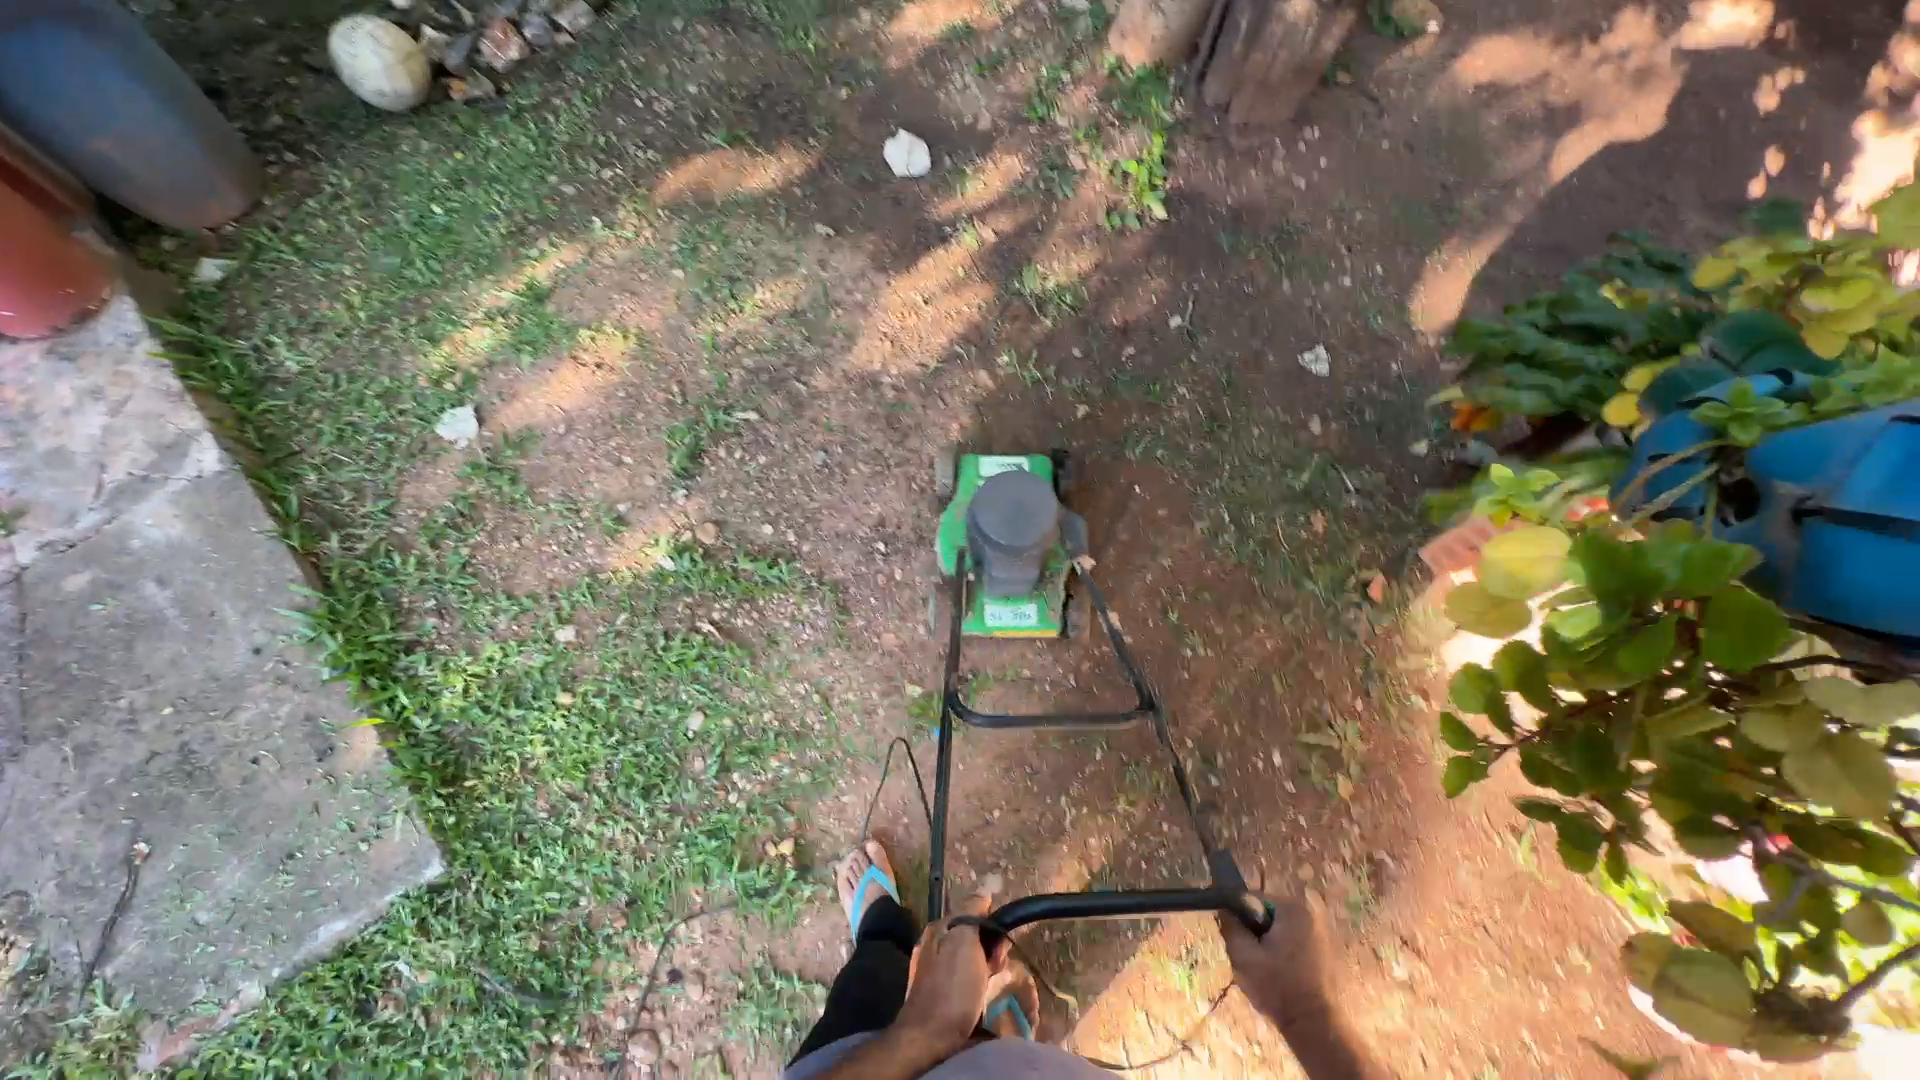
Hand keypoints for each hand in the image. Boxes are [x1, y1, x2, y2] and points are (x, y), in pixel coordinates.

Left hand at [895, 895, 1004, 1054]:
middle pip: (974, 937)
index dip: (991, 926)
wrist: (931, 1037)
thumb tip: (983, 891)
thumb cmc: (951, 986)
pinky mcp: (942, 993)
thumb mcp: (963, 940)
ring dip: (986, 969)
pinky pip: (967, 979)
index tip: (1000, 944)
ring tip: (989, 985)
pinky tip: (981, 996)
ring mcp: (936, 970)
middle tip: (995, 967)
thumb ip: (972, 911)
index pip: (973, 912)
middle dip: (990, 950)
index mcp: (938, 927)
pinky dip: (978, 985)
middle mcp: (934, 944)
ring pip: (973, 960)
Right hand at [1218, 890, 1335, 1028]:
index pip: (1253, 900)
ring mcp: (1323, 934)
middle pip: (1268, 915)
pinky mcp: (1328, 953)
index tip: (1239, 942)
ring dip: (1270, 946)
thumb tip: (1224, 909)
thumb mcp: (1243, 956)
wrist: (1317, 1027)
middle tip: (1251, 959)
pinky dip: (1286, 955)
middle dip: (1256, 933)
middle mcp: (1311, 915)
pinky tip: (1283, 978)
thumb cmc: (1278, 988)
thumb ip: (1230, 926)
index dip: (1240, 919)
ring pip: (1281, 932)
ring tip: (1266, 972)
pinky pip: (1296, 944)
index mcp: (1292, 909)